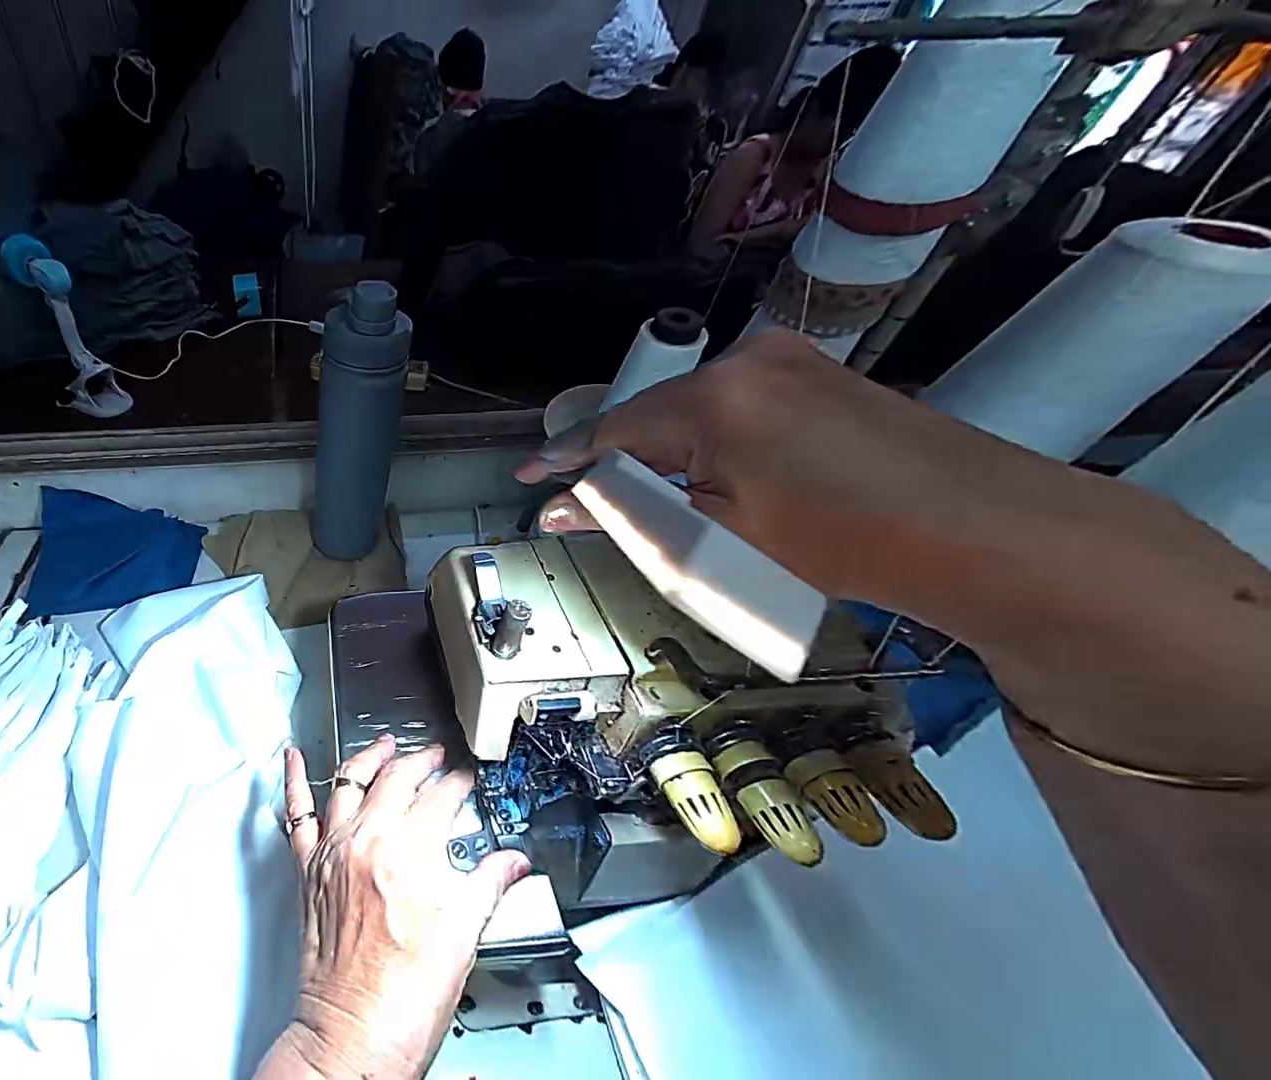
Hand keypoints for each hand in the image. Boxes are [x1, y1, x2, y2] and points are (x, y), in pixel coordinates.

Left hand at [257, 737, 531, 1079]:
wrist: (353, 1036)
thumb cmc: (405, 1000)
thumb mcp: (462, 939)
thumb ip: (488, 886)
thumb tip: (514, 864)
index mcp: (409, 857)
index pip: (439, 799)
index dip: (458, 783)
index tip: (465, 779)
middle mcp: (367, 843)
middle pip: (396, 779)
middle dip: (421, 760)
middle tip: (435, 756)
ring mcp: (333, 852)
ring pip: (348, 782)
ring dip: (370, 758)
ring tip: (385, 745)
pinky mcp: (309, 868)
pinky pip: (296, 814)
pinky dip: (292, 781)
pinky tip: (292, 759)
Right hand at [515, 328, 1069, 607]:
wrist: (988, 535)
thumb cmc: (843, 543)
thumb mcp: (716, 537)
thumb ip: (629, 515)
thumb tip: (561, 511)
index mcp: (713, 397)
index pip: (612, 430)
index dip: (564, 458)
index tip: (529, 474)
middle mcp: (746, 360)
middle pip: (648, 415)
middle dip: (619, 462)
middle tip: (595, 503)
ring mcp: (787, 360)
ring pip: (688, 410)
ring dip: (663, 454)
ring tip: (659, 500)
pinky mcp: (816, 373)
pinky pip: (730, 404)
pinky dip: (704, 441)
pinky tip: (711, 475)